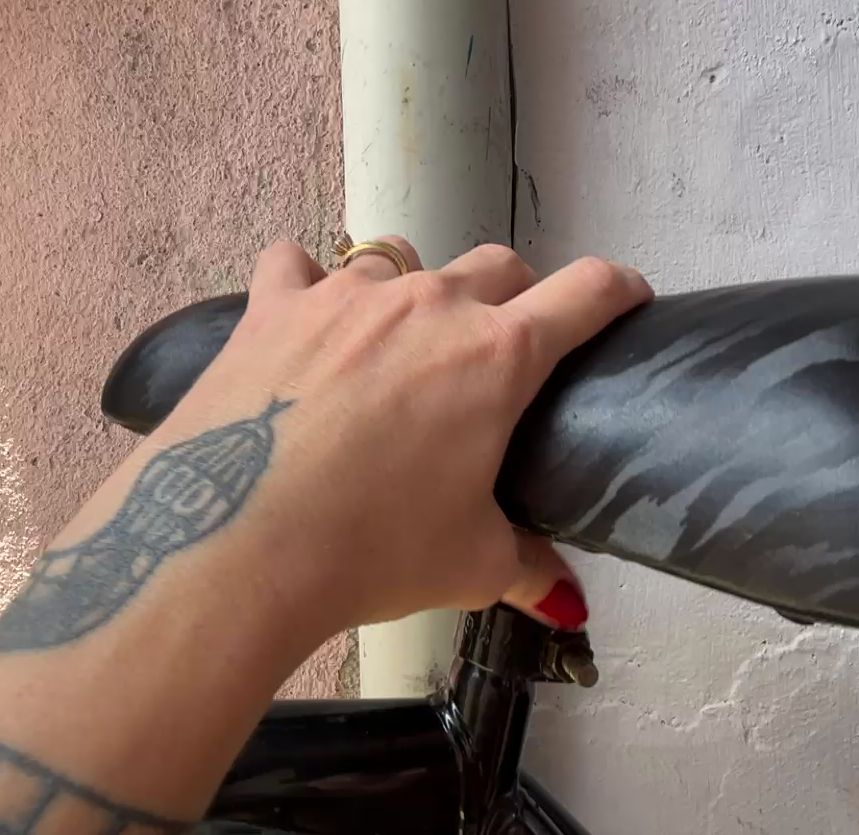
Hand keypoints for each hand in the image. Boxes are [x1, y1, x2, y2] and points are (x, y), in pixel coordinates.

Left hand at [143, 236, 652, 637]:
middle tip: (499, 346)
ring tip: (393, 341)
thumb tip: (566, 600)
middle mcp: (428, 303)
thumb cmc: (370, 551)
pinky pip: (297, 264)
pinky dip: (307, 282)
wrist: (233, 543)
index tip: (626, 296)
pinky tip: (303, 316)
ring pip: (401, 258)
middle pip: (498, 265)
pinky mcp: (275, 302)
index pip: (586, 292)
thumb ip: (528, 568)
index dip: (617, 289)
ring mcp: (347, 294)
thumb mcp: (468, 565)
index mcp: (494, 355)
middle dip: (515, 296)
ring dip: (412, 289)